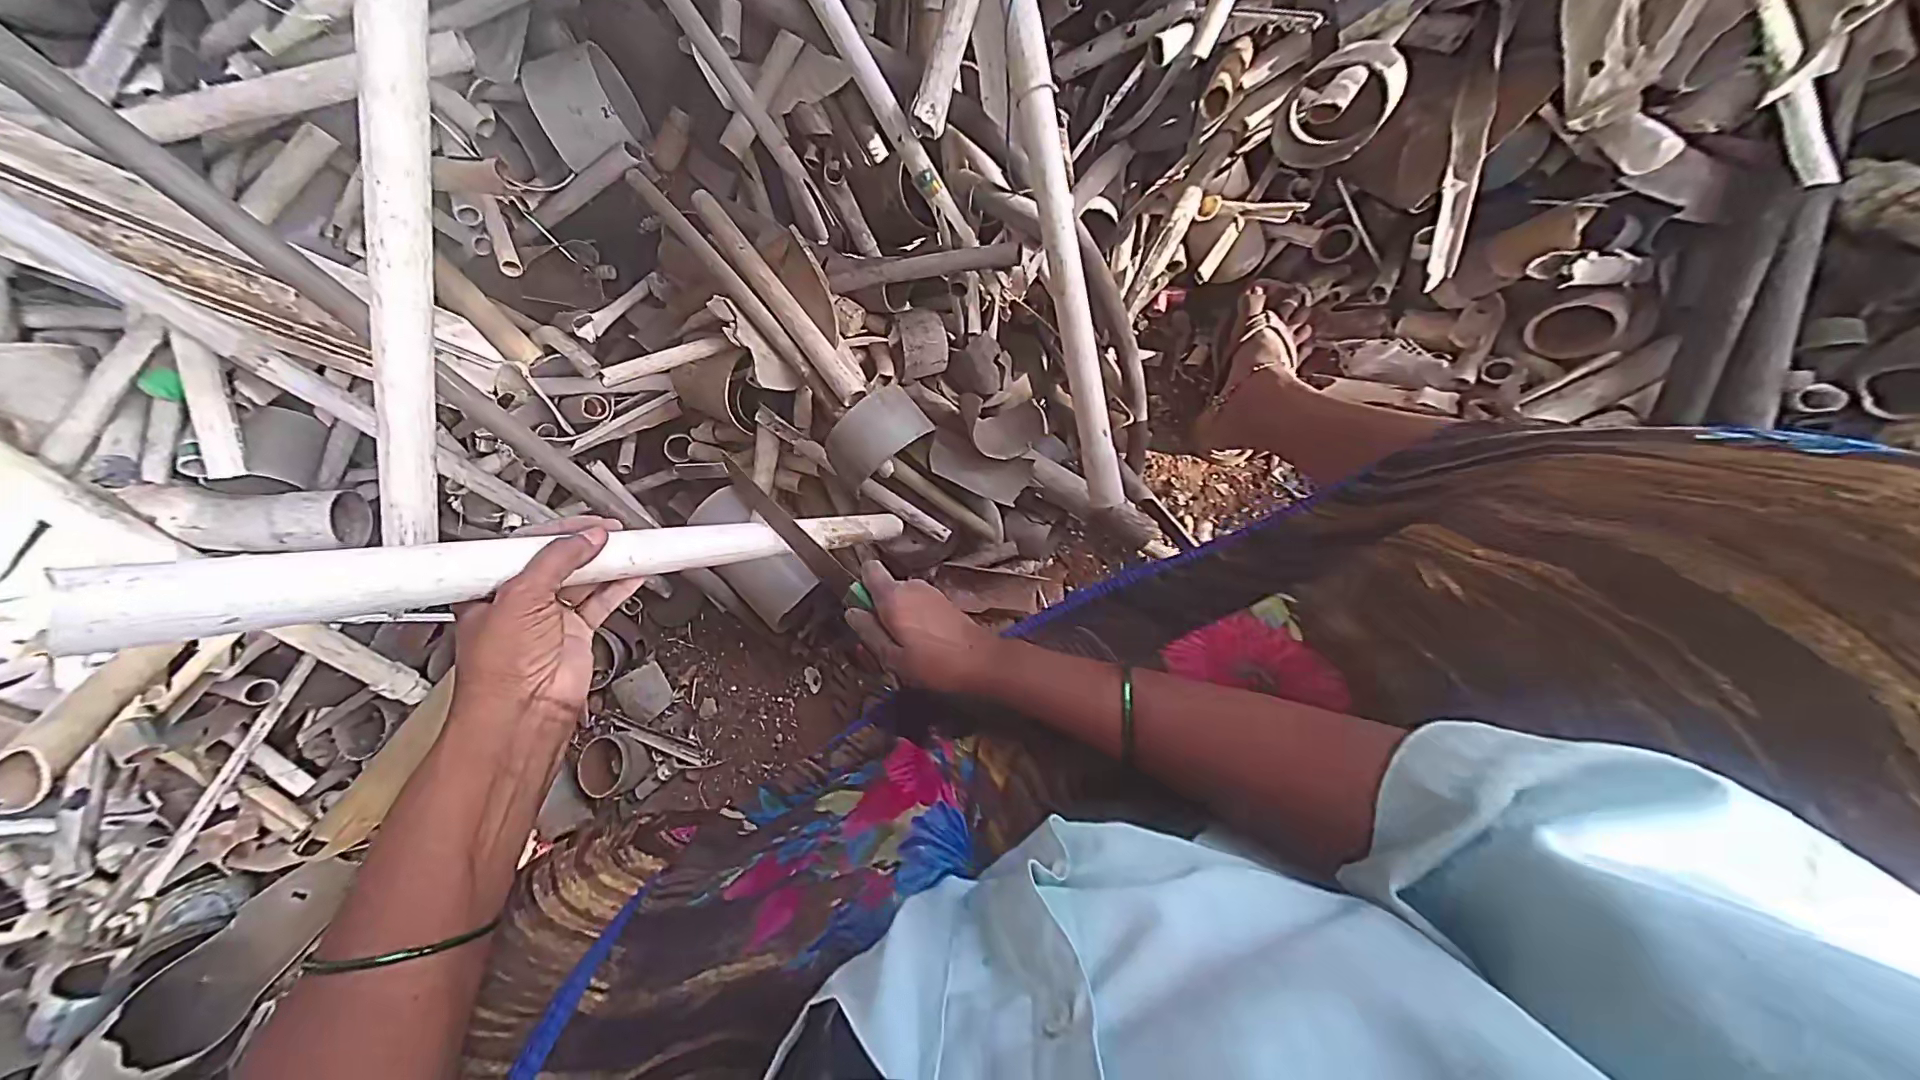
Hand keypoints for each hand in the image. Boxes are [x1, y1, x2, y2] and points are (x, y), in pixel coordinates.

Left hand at [451, 517, 646, 730]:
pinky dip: (621, 586)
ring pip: (586, 579)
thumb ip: (555, 562)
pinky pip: (603, 601)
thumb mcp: (520, 598)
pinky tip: (634, 574)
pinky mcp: (577, 632)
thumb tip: (584, 538)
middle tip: (613, 533)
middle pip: (561, 560)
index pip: (528, 546)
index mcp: (493, 586)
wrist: (523, 712)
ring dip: (609, 563)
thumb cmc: (499, 670)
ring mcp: (551, 616)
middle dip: (588, 544)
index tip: (586, 524)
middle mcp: (521, 599)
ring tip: (630, 548)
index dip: (558, 531)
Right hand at [844, 560, 1002, 693]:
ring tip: (905, 646)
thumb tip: (852, 613)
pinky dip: (914, 618)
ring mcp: (929, 591)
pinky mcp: (943, 601)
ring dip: (898, 616)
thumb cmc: (934, 663)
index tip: (861, 609)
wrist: (981, 661)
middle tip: (883, 640)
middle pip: (884, 588)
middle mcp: (911, 586)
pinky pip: (917, 604)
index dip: (861, 586)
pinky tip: (923, 642)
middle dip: (880, 609)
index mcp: (893, 596)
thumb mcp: (892, 657)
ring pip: (901, 598)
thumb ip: (869, 632)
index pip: (869, 570)